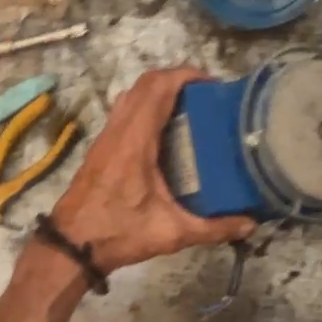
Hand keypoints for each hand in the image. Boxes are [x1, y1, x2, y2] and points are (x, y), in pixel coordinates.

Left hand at [49, 67, 255, 270]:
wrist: (71, 246)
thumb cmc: (119, 233)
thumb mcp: (172, 233)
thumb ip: (213, 228)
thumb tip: (250, 225)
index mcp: (136, 140)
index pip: (159, 86)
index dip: (186, 75)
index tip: (212, 85)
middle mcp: (119, 130)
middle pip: (145, 84)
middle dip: (176, 81)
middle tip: (205, 98)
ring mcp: (106, 138)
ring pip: (132, 97)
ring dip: (158, 94)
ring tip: (188, 113)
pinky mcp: (101, 150)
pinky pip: (124, 114)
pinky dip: (145, 111)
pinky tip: (164, 138)